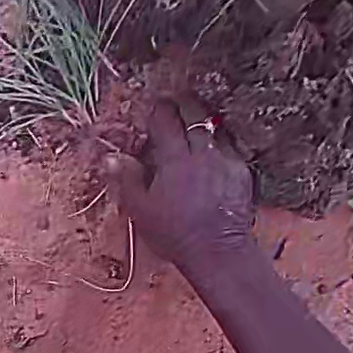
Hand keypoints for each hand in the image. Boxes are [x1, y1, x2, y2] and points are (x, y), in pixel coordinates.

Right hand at [114, 96, 257, 278]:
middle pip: (195, 114)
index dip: (158, 110)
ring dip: (204, 120)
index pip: (165, 121)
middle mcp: (202, 153)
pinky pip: (231, 146)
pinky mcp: (242, 171)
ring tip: (196, 121)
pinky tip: (215, 149)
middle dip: (184, 104)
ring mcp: (225, 159)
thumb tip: (111, 157)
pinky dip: (221, 142)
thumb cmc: (172, 233)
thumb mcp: (141, 210)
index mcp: (174, 160)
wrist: (215, 250)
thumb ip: (127, 179)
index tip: (153, 107)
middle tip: (175, 102)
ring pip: (216, 126)